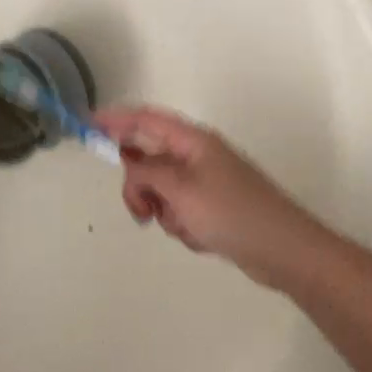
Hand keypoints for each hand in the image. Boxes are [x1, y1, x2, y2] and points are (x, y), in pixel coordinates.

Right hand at [95, 105, 329, 286]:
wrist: (286, 252)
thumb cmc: (232, 214)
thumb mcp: (179, 189)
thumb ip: (145, 171)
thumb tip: (129, 160)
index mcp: (192, 141)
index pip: (144, 119)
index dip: (114, 119)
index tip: (86, 126)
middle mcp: (197, 156)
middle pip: (147, 159)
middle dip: (139, 185)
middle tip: (142, 211)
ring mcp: (206, 182)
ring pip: (160, 188)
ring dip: (162, 209)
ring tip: (183, 228)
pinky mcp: (212, 207)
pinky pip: (178, 209)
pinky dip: (180, 223)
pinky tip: (200, 237)